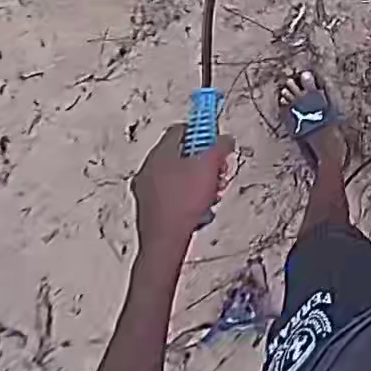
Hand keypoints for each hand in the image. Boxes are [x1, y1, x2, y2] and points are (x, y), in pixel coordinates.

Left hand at [131, 126, 232, 262]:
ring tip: (211, 189)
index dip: (201, 131)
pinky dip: (188, 194)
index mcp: (159, 154)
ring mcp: (146, 191)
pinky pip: (173, 192)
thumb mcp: (211, 164)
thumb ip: (221, 145)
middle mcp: (148, 170)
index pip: (181, 129)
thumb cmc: (184, 201)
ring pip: (178, 173)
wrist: (166, 241)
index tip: (214, 138)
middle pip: (181, 152)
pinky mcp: (150, 209)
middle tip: (216, 167)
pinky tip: (200, 204)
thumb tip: (225, 140)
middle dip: (203, 158)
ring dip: (198, 178)